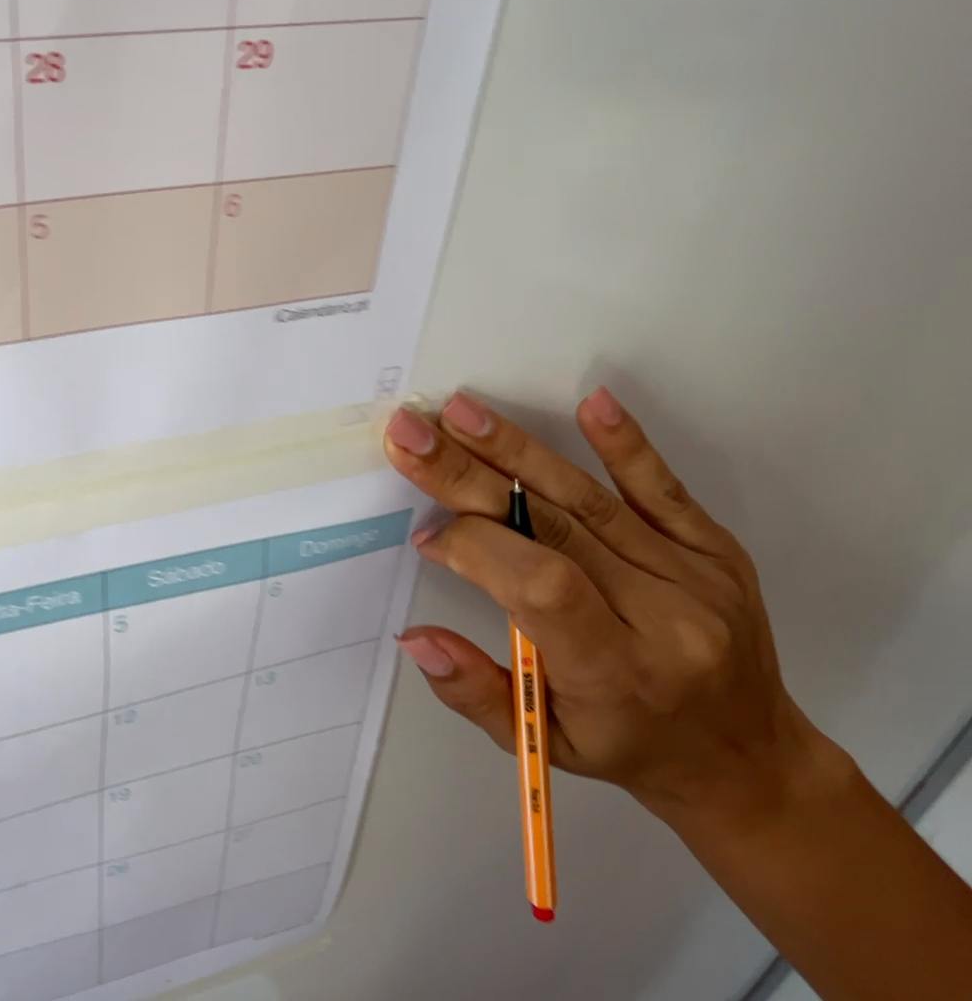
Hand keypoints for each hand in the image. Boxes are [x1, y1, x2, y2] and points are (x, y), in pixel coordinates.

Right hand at [383, 388, 840, 823]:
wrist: (745, 754)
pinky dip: (625, 447)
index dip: (476, 549)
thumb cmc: (627, 747)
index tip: (426, 536)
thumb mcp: (539, 741)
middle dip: (470, 476)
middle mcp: (663, 615)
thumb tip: (415, 637)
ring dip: (518, 451)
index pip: (541, 585)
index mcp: (616, 669)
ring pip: (590, 499)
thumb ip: (474, 690)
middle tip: (412, 433)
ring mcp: (696, 576)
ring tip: (461, 412)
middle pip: (554, 527)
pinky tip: (592, 404)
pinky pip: (665, 491)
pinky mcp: (715, 551)